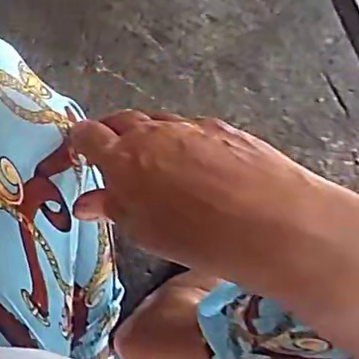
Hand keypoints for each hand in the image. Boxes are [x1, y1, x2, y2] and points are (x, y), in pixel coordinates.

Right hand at [67, 111, 358, 311]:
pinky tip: (199, 171)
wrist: (282, 227)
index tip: (77, 153)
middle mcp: (153, 133)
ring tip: (156, 168)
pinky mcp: (225, 130)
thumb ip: (113, 208)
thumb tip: (86, 203)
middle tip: (113, 159)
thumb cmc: (200, 238)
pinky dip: (183, 144)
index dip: (78, 142)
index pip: (87, 134)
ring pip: (158, 123)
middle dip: (111, 135)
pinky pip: (192, 131)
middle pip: (121, 120)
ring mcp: (191, 127)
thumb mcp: (144, 231)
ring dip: (148, 139)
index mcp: (123, 156)